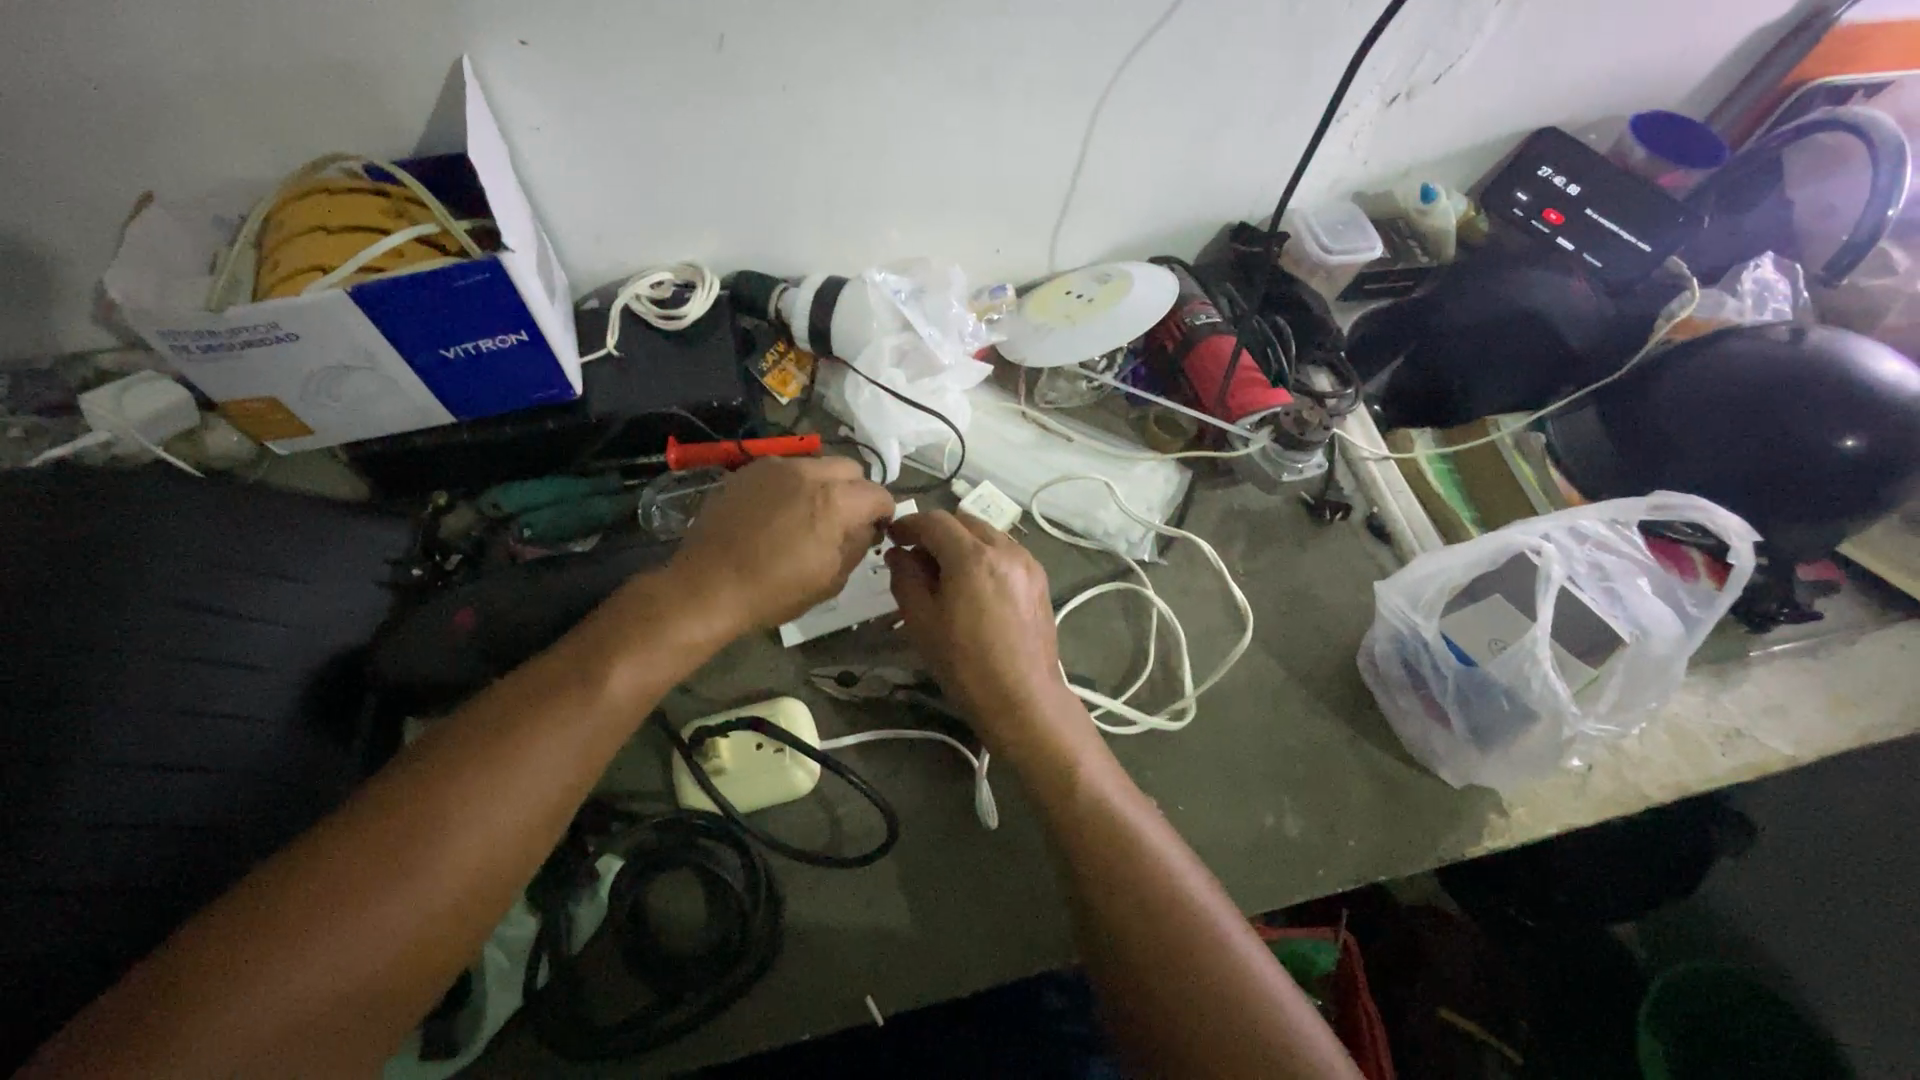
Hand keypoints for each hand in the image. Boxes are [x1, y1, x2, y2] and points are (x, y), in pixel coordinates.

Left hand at [668, 456, 895, 632]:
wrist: (707, 585)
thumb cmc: (774, 591)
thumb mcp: (831, 580)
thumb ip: (857, 546)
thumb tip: (866, 528)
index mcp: (835, 501)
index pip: (878, 494)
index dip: (883, 513)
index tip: (876, 530)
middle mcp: (808, 472)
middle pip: (850, 468)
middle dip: (855, 491)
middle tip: (844, 520)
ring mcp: (775, 466)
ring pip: (816, 464)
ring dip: (823, 484)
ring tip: (808, 514)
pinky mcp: (747, 471)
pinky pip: (784, 469)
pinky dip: (792, 485)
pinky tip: (777, 512)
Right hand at [886, 511, 1086, 754]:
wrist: (1023, 698)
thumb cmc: (965, 665)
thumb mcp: (921, 622)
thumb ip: (906, 579)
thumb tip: (899, 555)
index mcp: (973, 557)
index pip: (935, 521)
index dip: (909, 524)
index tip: (893, 538)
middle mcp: (1005, 550)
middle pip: (964, 521)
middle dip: (936, 532)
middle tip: (916, 557)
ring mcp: (1028, 563)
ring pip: (987, 534)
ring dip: (962, 542)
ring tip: (945, 573)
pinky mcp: (1040, 580)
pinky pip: (1005, 553)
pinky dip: (984, 556)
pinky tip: (974, 586)